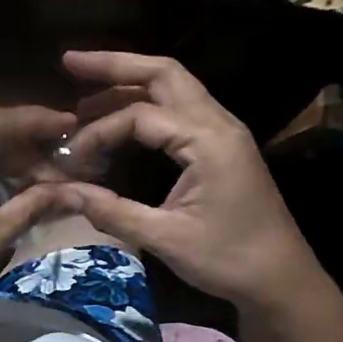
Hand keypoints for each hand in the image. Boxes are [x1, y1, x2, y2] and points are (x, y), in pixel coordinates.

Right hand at [54, 52, 316, 304]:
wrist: (280, 278)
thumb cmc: (228, 259)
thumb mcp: (165, 239)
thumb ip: (112, 212)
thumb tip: (62, 193)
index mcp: (208, 141)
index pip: (140, 115)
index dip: (99, 132)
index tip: (71, 159)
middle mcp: (218, 124)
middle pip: (164, 73)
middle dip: (115, 65)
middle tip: (70, 63)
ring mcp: (223, 131)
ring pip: (174, 86)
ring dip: (130, 82)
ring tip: (85, 94)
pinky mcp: (220, 146)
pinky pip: (180, 108)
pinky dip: (145, 103)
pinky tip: (120, 117)